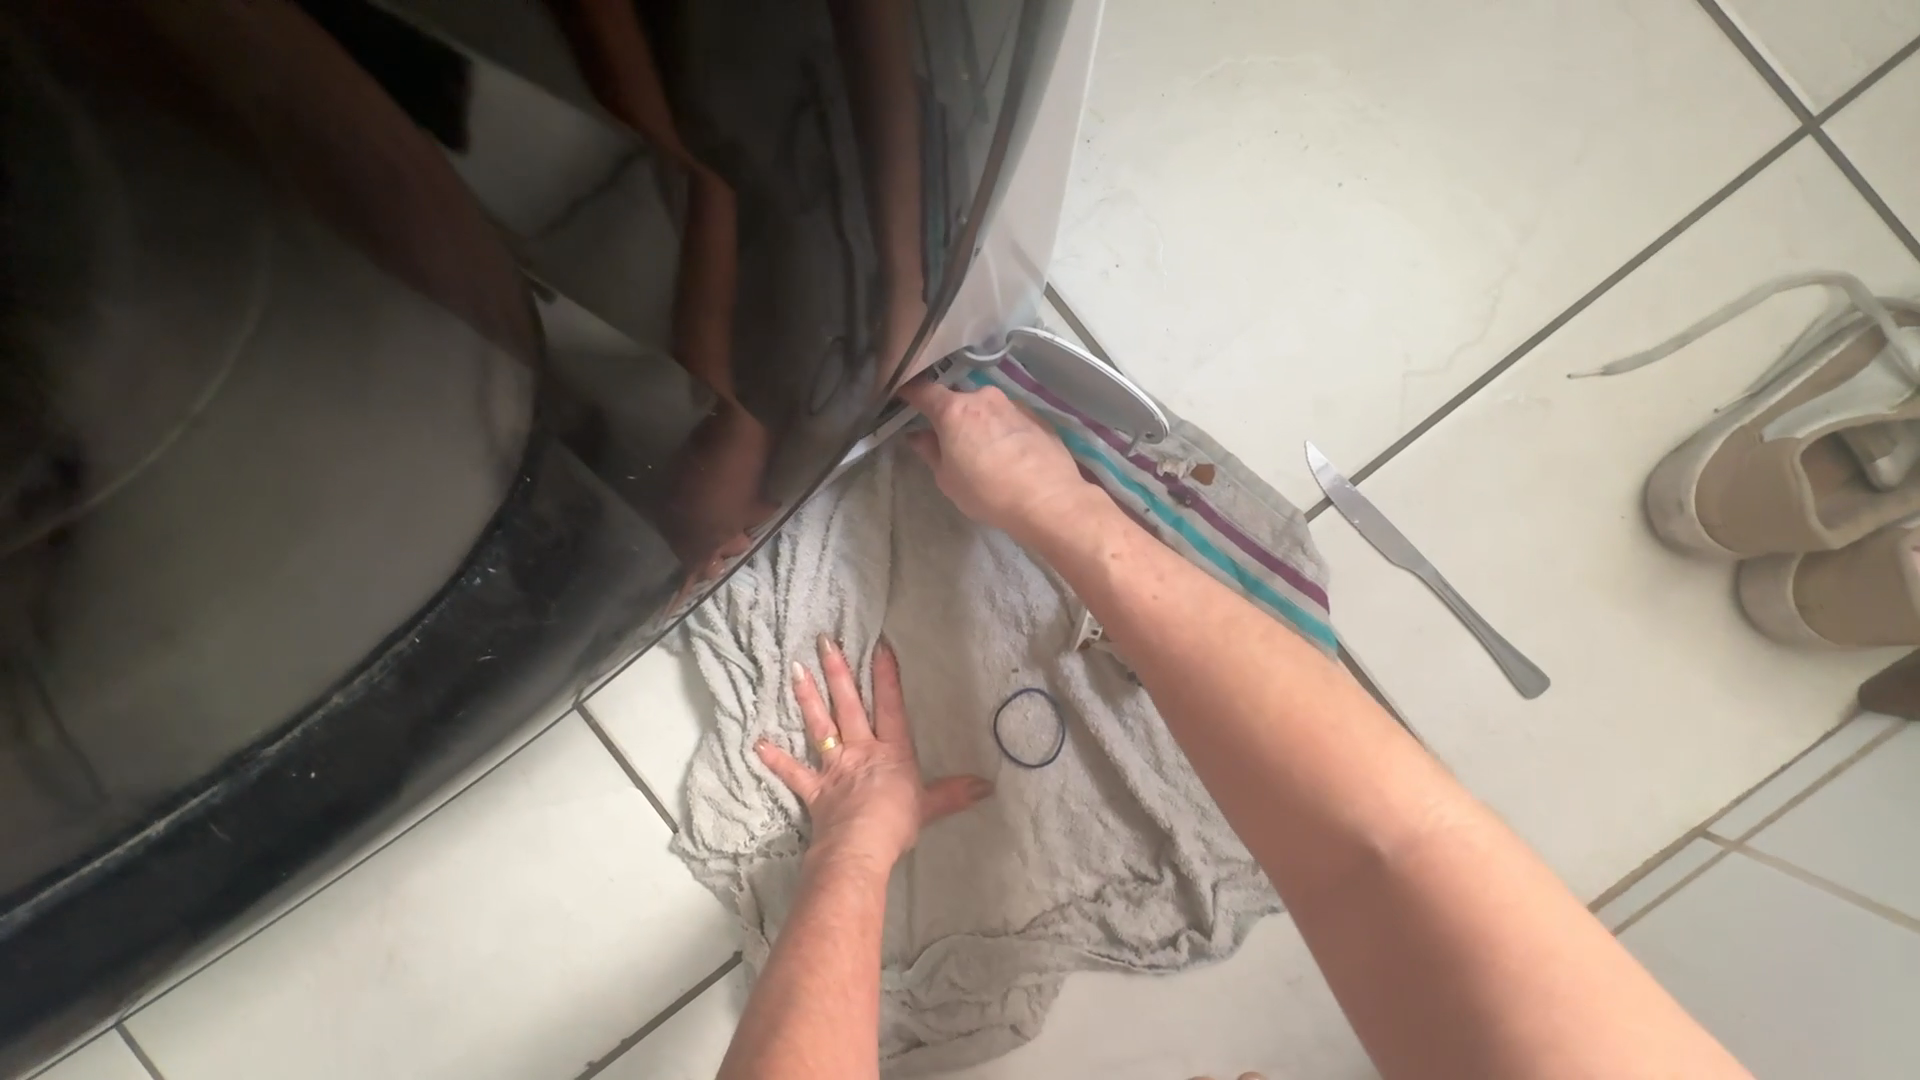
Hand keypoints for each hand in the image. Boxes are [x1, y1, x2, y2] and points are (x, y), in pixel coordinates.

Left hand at [755, 636, 991, 868]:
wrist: (861, 848)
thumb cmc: (897, 823)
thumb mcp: (932, 805)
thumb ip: (955, 792)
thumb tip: (989, 786)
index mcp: (891, 750)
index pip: (890, 705)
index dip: (885, 676)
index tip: (879, 646)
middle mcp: (861, 750)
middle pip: (848, 705)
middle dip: (837, 672)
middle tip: (825, 642)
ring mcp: (835, 767)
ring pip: (819, 726)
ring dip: (807, 698)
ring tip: (796, 669)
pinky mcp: (815, 789)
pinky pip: (793, 772)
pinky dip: (775, 759)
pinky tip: (758, 743)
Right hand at [899, 378, 1092, 538]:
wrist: (1047, 498)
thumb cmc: (988, 492)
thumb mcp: (948, 479)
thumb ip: (930, 452)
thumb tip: (917, 436)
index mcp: (954, 410)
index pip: (923, 390)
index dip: (910, 392)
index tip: (902, 396)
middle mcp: (983, 398)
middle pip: (958, 399)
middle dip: (951, 415)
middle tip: (949, 439)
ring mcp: (1013, 404)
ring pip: (987, 408)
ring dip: (980, 422)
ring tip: (983, 451)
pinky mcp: (1037, 417)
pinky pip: (1010, 419)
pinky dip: (1003, 430)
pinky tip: (1009, 455)